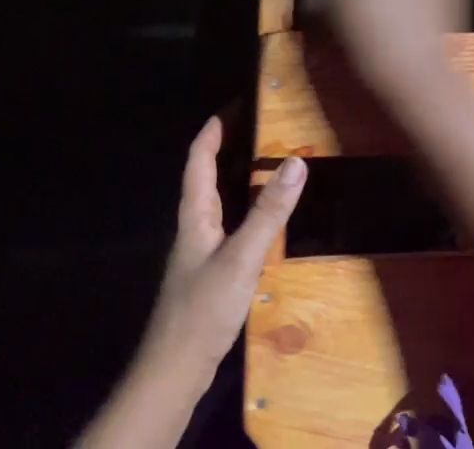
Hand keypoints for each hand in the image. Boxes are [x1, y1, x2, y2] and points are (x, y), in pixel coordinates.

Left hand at [138, 117, 306, 372]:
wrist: (176, 368)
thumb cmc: (203, 307)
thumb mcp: (242, 256)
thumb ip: (269, 212)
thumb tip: (297, 161)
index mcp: (195, 214)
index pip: (198, 161)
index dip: (212, 132)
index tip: (232, 106)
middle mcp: (195, 226)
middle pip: (206, 177)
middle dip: (227, 149)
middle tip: (259, 128)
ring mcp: (201, 251)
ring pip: (219, 202)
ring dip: (237, 178)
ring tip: (268, 163)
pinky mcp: (211, 272)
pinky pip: (229, 225)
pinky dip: (246, 209)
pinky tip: (265, 220)